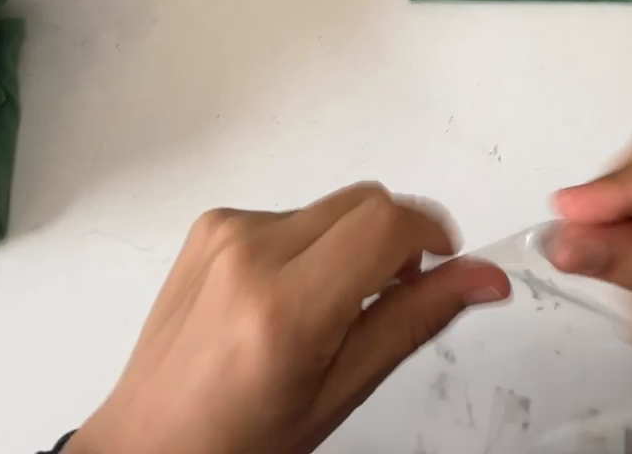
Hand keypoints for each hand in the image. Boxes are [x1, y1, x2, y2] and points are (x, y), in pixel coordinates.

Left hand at [66, 183, 510, 453]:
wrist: (147, 445)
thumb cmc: (242, 442)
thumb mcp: (340, 392)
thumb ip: (415, 320)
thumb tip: (484, 277)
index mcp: (285, 307)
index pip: (384, 223)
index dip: (430, 231)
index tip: (444, 259)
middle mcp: (250, 252)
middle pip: (364, 202)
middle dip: (394, 239)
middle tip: (388, 294)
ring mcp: (225, 231)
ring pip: (332, 207)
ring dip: (349, 243)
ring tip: (326, 306)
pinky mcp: (212, 222)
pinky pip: (292, 212)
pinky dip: (310, 244)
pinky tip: (286, 294)